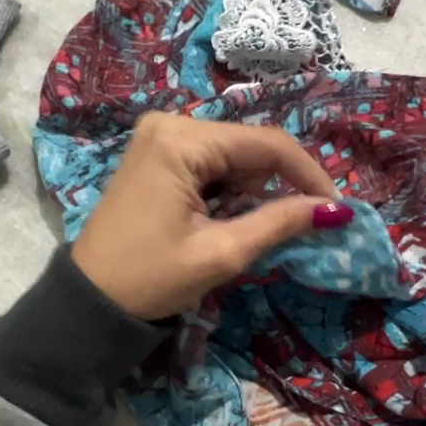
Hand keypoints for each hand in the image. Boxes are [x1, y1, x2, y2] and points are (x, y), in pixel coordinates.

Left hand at [71, 113, 354, 318]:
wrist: (90, 300)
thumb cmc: (150, 279)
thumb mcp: (221, 253)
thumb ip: (279, 223)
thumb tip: (336, 210)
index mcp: (181, 140)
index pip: (266, 144)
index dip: (308, 175)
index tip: (336, 209)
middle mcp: (169, 124)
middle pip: (249, 146)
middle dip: (274, 186)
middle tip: (287, 229)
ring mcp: (159, 137)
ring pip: (233, 156)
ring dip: (250, 192)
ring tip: (237, 232)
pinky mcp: (156, 155)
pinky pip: (210, 164)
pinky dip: (227, 191)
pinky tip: (218, 221)